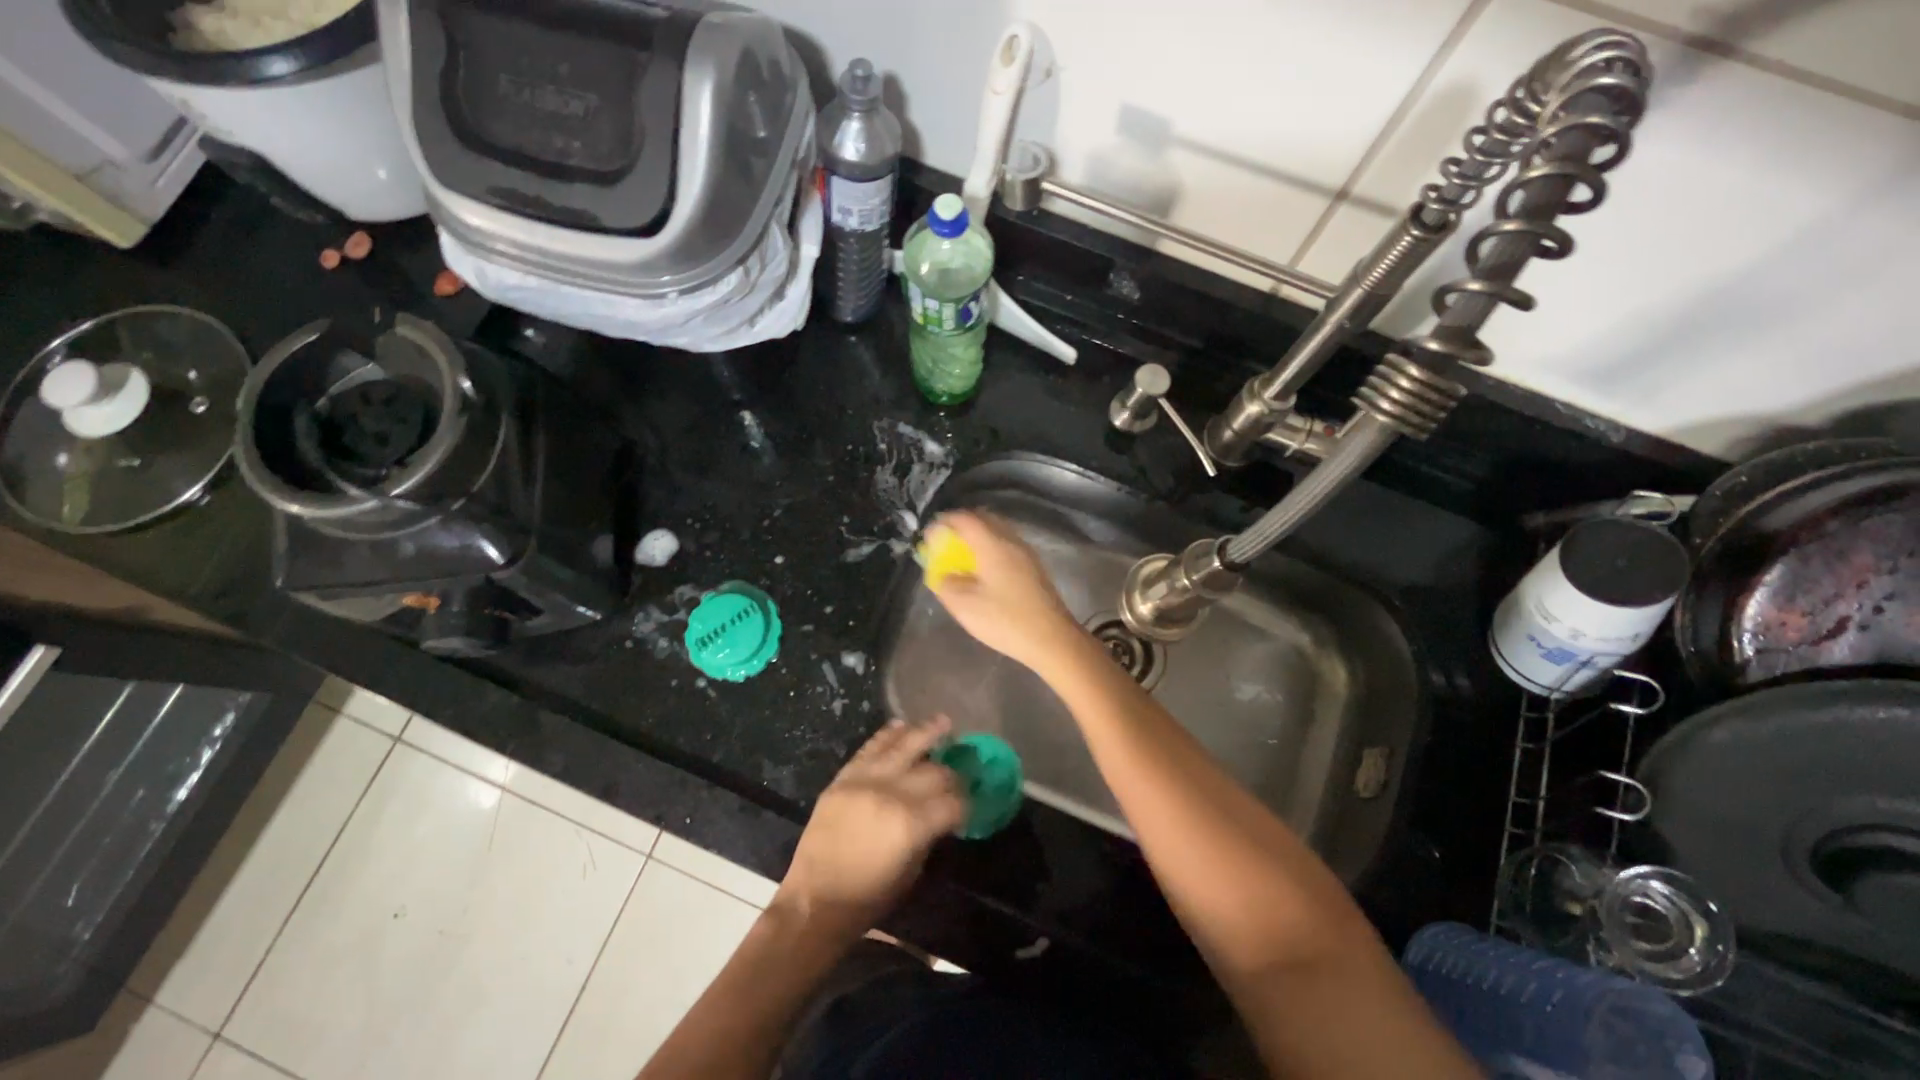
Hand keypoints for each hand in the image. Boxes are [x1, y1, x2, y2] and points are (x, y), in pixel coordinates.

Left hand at [776, 717, 966, 931]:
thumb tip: (941, 814)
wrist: (816, 900)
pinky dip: (886, 735)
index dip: (967, 802)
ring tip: (943, 722)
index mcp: (913, 825)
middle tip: (960, 773)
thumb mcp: (911, 871)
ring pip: (902, 746)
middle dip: (952, 772)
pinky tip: (901, 725)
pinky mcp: (843, 779)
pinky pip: (869, 749)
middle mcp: (891, 794)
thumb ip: (928, 836)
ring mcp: (865, 782)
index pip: (953, 802)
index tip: (971, 802)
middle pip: (933, 771)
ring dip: (926, 732)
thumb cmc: (869, 897)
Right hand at [927, 510, 1084, 674]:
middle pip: (984, 519)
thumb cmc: (1005, 620)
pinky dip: (990, 548)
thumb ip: (946, 582)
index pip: (965, 518)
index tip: (930, 536)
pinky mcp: (1034, 567)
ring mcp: (1026, 553)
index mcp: (993, 544)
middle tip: (945, 542)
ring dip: (977, 537)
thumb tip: (943, 571)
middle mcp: (1011, 541)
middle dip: (961, 526)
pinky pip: (1007, 545)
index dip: (944, 522)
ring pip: (998, 532)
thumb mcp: (964, 605)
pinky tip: (984, 570)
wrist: (1052, 639)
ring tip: (962, 556)